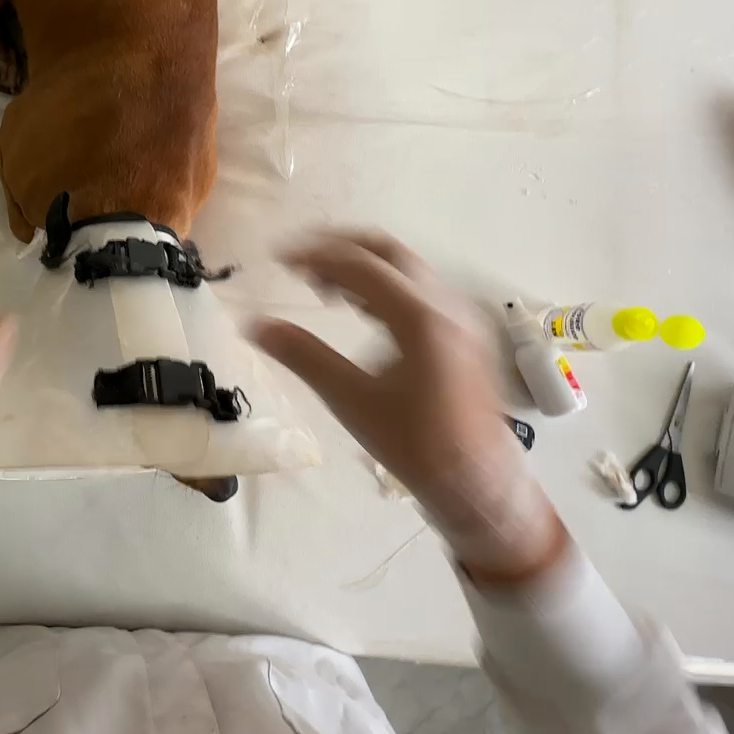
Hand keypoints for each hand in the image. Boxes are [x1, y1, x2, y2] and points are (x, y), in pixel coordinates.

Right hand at [250, 230, 565, 583]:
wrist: (480, 485)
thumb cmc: (416, 448)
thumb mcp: (352, 401)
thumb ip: (303, 356)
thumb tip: (253, 325)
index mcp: (422, 320)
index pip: (361, 265)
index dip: (313, 254)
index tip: (276, 258)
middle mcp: (447, 305)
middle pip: (386, 251)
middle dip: (337, 247)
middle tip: (296, 260)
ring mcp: (460, 315)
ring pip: (403, 266)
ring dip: (358, 265)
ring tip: (315, 283)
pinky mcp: (463, 329)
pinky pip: (416, 287)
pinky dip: (380, 283)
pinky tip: (351, 305)